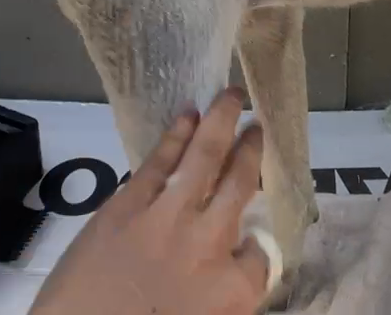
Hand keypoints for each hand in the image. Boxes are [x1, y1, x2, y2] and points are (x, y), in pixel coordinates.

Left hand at [30, 88, 274, 314]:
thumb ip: (220, 296)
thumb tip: (230, 271)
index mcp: (230, 291)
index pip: (261, 257)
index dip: (258, 242)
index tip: (254, 230)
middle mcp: (209, 244)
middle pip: (240, 183)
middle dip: (252, 148)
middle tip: (257, 122)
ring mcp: (169, 218)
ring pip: (206, 156)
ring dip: (222, 121)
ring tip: (232, 95)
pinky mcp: (128, 205)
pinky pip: (160, 161)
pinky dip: (177, 135)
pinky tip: (188, 116)